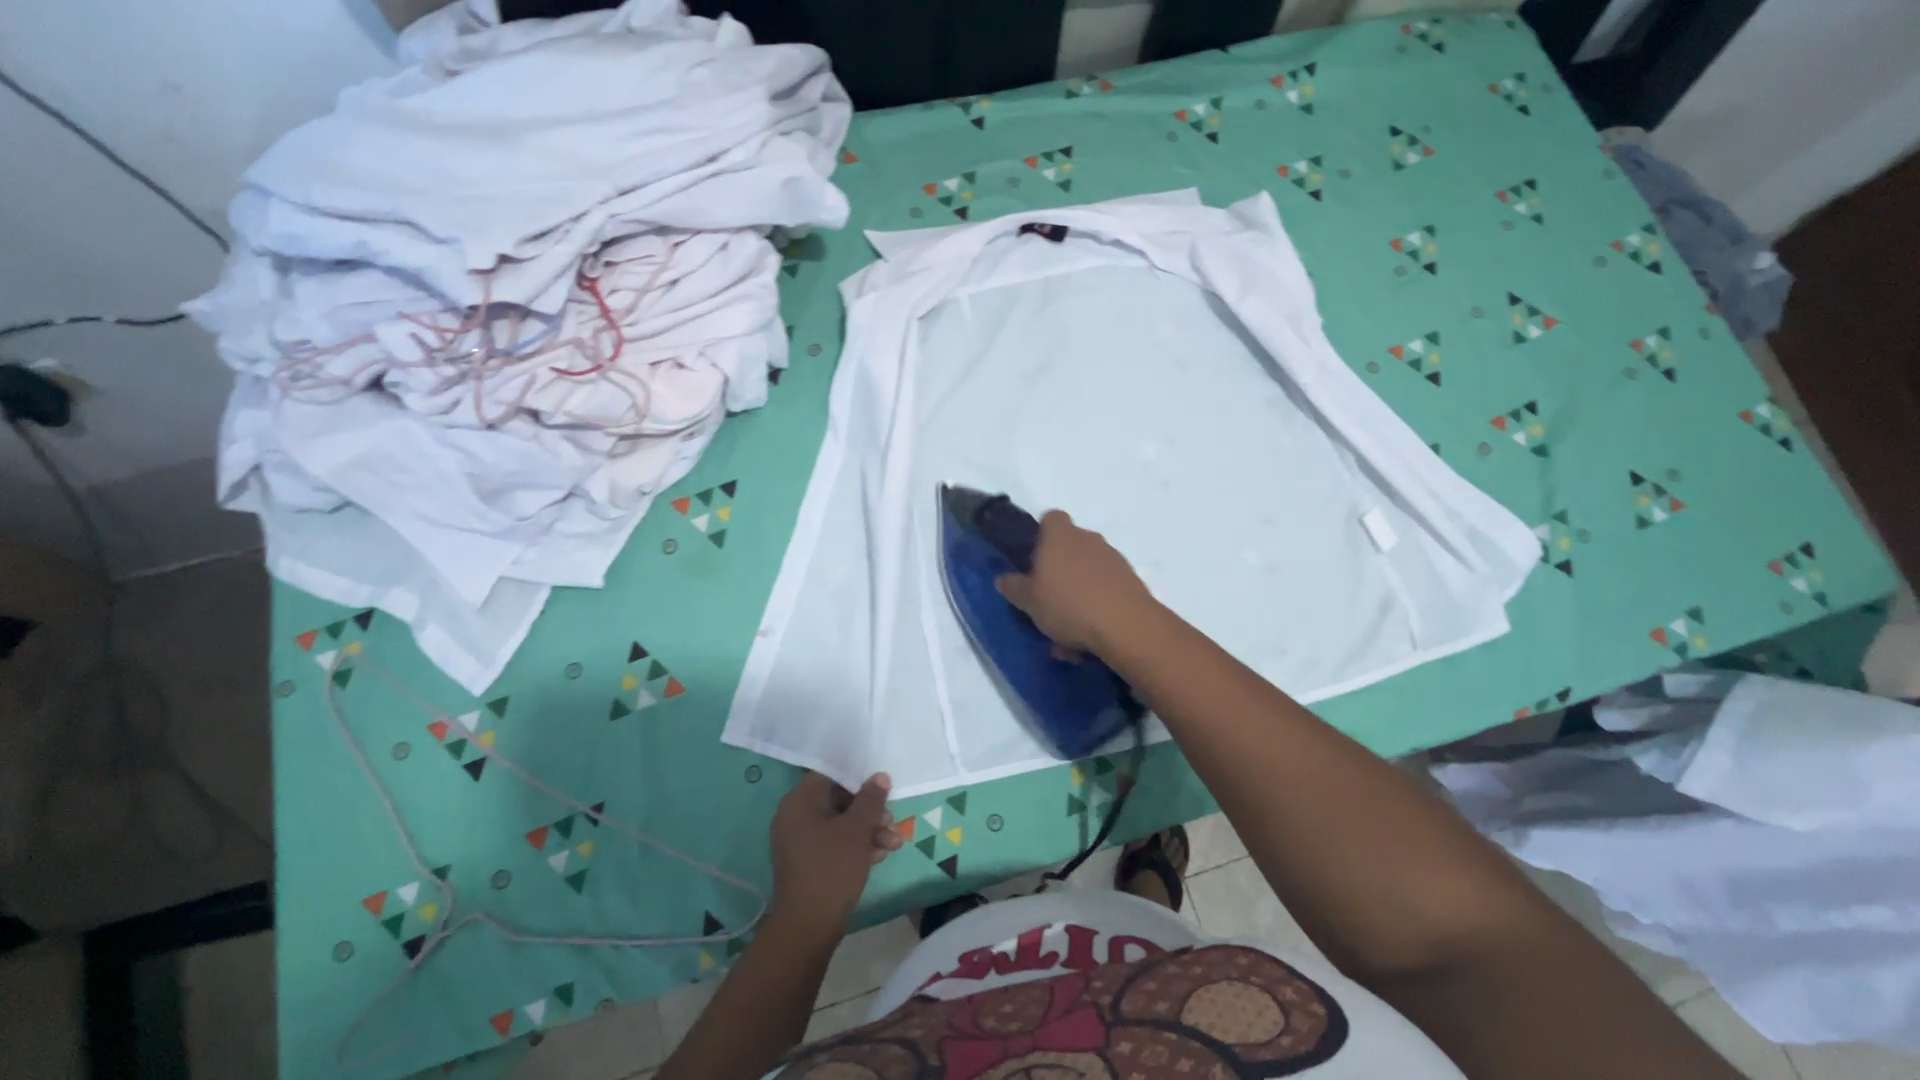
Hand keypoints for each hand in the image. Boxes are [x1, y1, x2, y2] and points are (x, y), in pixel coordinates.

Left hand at [770, 771, 901, 931]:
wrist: (808, 925)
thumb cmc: (832, 868)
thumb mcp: (857, 830)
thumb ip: (870, 800)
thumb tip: (879, 776)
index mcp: (799, 801)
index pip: (830, 775)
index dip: (859, 779)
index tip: (883, 787)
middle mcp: (795, 817)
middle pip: (838, 801)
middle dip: (869, 811)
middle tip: (892, 820)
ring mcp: (800, 841)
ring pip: (840, 824)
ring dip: (868, 830)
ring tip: (894, 843)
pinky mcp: (808, 862)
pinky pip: (834, 844)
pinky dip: (856, 846)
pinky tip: (880, 856)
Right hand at [995, 510, 1157, 655]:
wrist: (1125, 625)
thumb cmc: (1067, 604)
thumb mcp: (1028, 600)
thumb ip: (1013, 587)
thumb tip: (1004, 579)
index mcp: (1061, 536)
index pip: (1051, 518)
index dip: (1041, 536)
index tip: (1033, 560)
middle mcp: (1089, 539)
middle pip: (1071, 548)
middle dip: (1059, 572)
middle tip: (1047, 602)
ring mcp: (1114, 559)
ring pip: (1088, 574)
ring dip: (1077, 596)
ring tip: (1067, 634)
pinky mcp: (1132, 581)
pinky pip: (1105, 592)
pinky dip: (1096, 610)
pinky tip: (1088, 641)